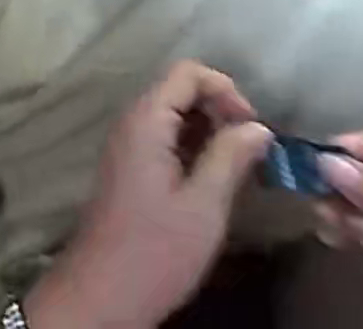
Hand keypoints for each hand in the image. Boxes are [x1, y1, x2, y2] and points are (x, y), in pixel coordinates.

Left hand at [24, 61, 273, 328]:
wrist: (103, 289)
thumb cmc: (156, 248)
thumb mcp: (204, 205)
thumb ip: (230, 157)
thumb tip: (259, 126)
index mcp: (146, 119)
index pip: (186, 72)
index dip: (225, 89)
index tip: (255, 127)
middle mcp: (132, 119)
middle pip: (179, 88)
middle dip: (220, 108)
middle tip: (254, 149)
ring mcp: (128, 140)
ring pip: (173, 112)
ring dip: (209, 128)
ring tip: (242, 164)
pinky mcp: (130, 162)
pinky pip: (164, 134)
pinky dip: (193, 144)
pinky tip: (216, 176)